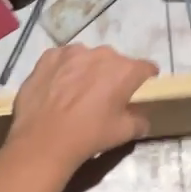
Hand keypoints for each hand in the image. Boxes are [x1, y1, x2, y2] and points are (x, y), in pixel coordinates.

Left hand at [6, 45, 159, 168]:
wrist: (44, 139)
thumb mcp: (124, 133)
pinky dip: (64, 70)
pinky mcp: (49, 57)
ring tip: (78, 92)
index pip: (146, 68)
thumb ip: (140, 121)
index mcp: (124, 70)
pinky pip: (63, 59)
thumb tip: (142, 118)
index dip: (146, 79)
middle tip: (105, 96)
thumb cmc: (89, 135)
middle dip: (113, 75)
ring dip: (88, 70)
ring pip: (88, 58)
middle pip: (115, 61)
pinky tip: (58, 88)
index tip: (141, 89)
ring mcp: (72, 52)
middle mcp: (101, 54)